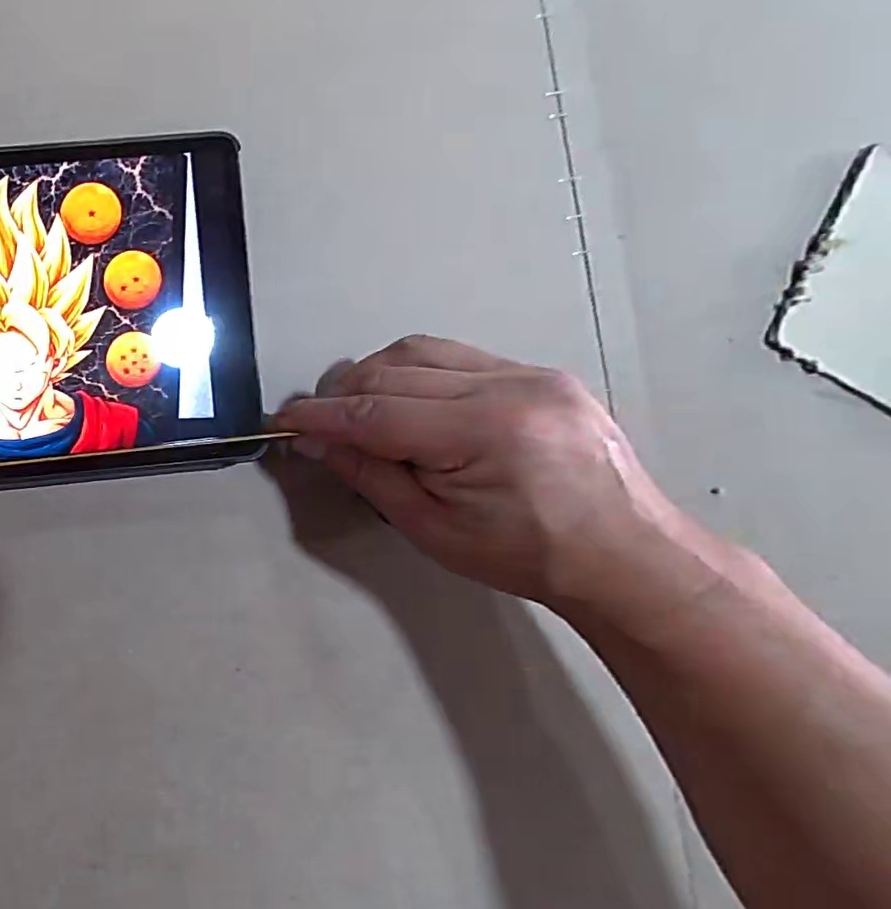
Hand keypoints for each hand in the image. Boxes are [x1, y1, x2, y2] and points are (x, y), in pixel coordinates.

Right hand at [272, 335, 717, 609]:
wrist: (628, 556)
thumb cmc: (525, 555)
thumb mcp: (428, 525)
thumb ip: (366, 473)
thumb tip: (312, 441)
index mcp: (485, 433)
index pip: (374, 412)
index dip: (317, 416)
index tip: (281, 421)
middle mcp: (510, 389)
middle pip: (389, 374)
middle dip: (339, 397)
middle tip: (315, 428)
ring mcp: (530, 374)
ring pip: (416, 352)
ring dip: (371, 377)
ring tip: (356, 413)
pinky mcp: (538, 373)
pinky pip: (453, 356)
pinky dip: (411, 374)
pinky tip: (405, 402)